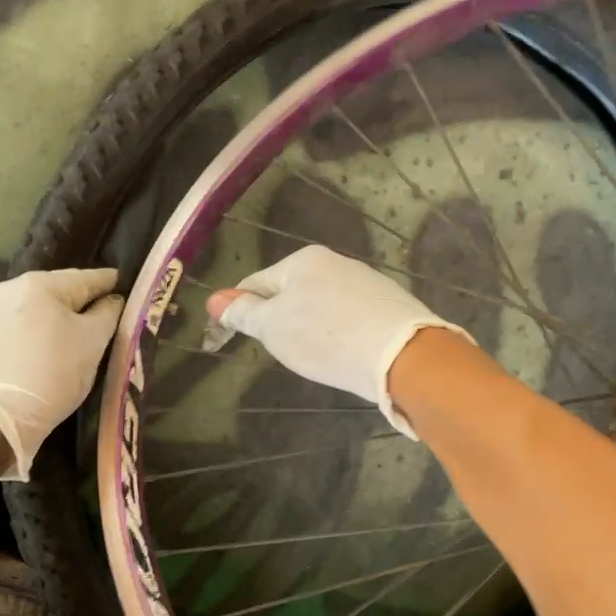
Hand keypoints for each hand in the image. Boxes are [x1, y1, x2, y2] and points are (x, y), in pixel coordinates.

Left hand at [0, 268, 123, 480]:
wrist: (7, 416)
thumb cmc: (56, 374)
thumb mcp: (94, 341)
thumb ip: (108, 312)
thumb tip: (112, 299)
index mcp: (38, 284)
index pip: (83, 278)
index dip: (107, 283)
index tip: (121, 284)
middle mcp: (8, 288)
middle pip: (54, 290)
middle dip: (76, 300)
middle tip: (98, 311)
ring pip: (31, 306)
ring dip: (50, 314)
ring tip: (68, 329)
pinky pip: (13, 323)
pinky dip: (29, 328)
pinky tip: (39, 343)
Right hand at [206, 245, 470, 437]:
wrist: (401, 355)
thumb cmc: (323, 335)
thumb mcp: (271, 326)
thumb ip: (242, 312)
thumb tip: (214, 299)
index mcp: (302, 260)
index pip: (254, 284)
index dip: (237, 312)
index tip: (227, 340)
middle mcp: (335, 262)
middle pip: (287, 293)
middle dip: (276, 320)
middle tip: (276, 350)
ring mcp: (363, 283)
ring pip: (316, 306)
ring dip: (305, 328)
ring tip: (309, 355)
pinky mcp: (385, 306)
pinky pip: (344, 317)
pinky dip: (333, 334)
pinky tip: (337, 353)